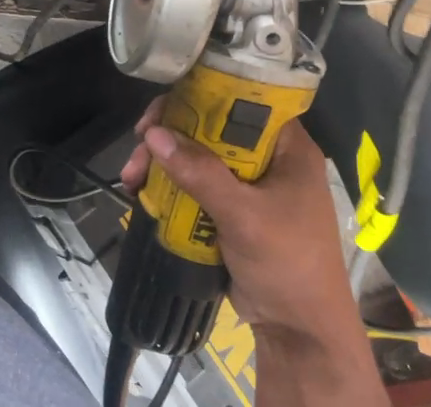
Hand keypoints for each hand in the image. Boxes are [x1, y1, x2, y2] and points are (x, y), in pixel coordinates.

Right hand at [120, 111, 363, 349]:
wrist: (298, 332)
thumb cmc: (288, 266)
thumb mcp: (245, 217)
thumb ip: (201, 174)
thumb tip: (153, 135)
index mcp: (287, 149)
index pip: (241, 102)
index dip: (199, 97)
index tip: (161, 113)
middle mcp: (267, 159)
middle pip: (208, 127)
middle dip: (168, 137)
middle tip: (139, 151)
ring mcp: (247, 184)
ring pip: (194, 156)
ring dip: (160, 164)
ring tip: (132, 181)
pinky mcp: (229, 208)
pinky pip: (191, 184)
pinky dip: (166, 187)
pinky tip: (141, 194)